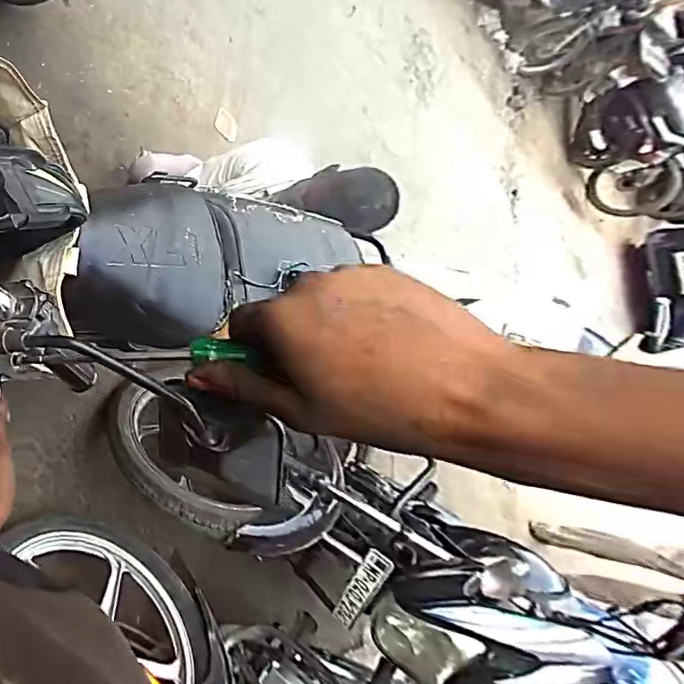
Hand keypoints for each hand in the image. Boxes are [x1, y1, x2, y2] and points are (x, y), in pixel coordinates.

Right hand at [188, 266, 518, 454]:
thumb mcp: (301, 410)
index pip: (238, 325)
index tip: (269, 370)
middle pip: (278, 311)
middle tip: (320, 375)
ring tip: (361, 361)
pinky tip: (385, 344)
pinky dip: (360, 312)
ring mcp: (347, 276)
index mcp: (280, 318)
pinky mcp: (383, 273)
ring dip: (325, 323)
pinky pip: (352, 291)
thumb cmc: (393, 408)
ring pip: (316, 300)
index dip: (252, 352)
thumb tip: (203, 373)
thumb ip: (242, 385)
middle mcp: (307, 286)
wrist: (480, 395)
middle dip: (290, 338)